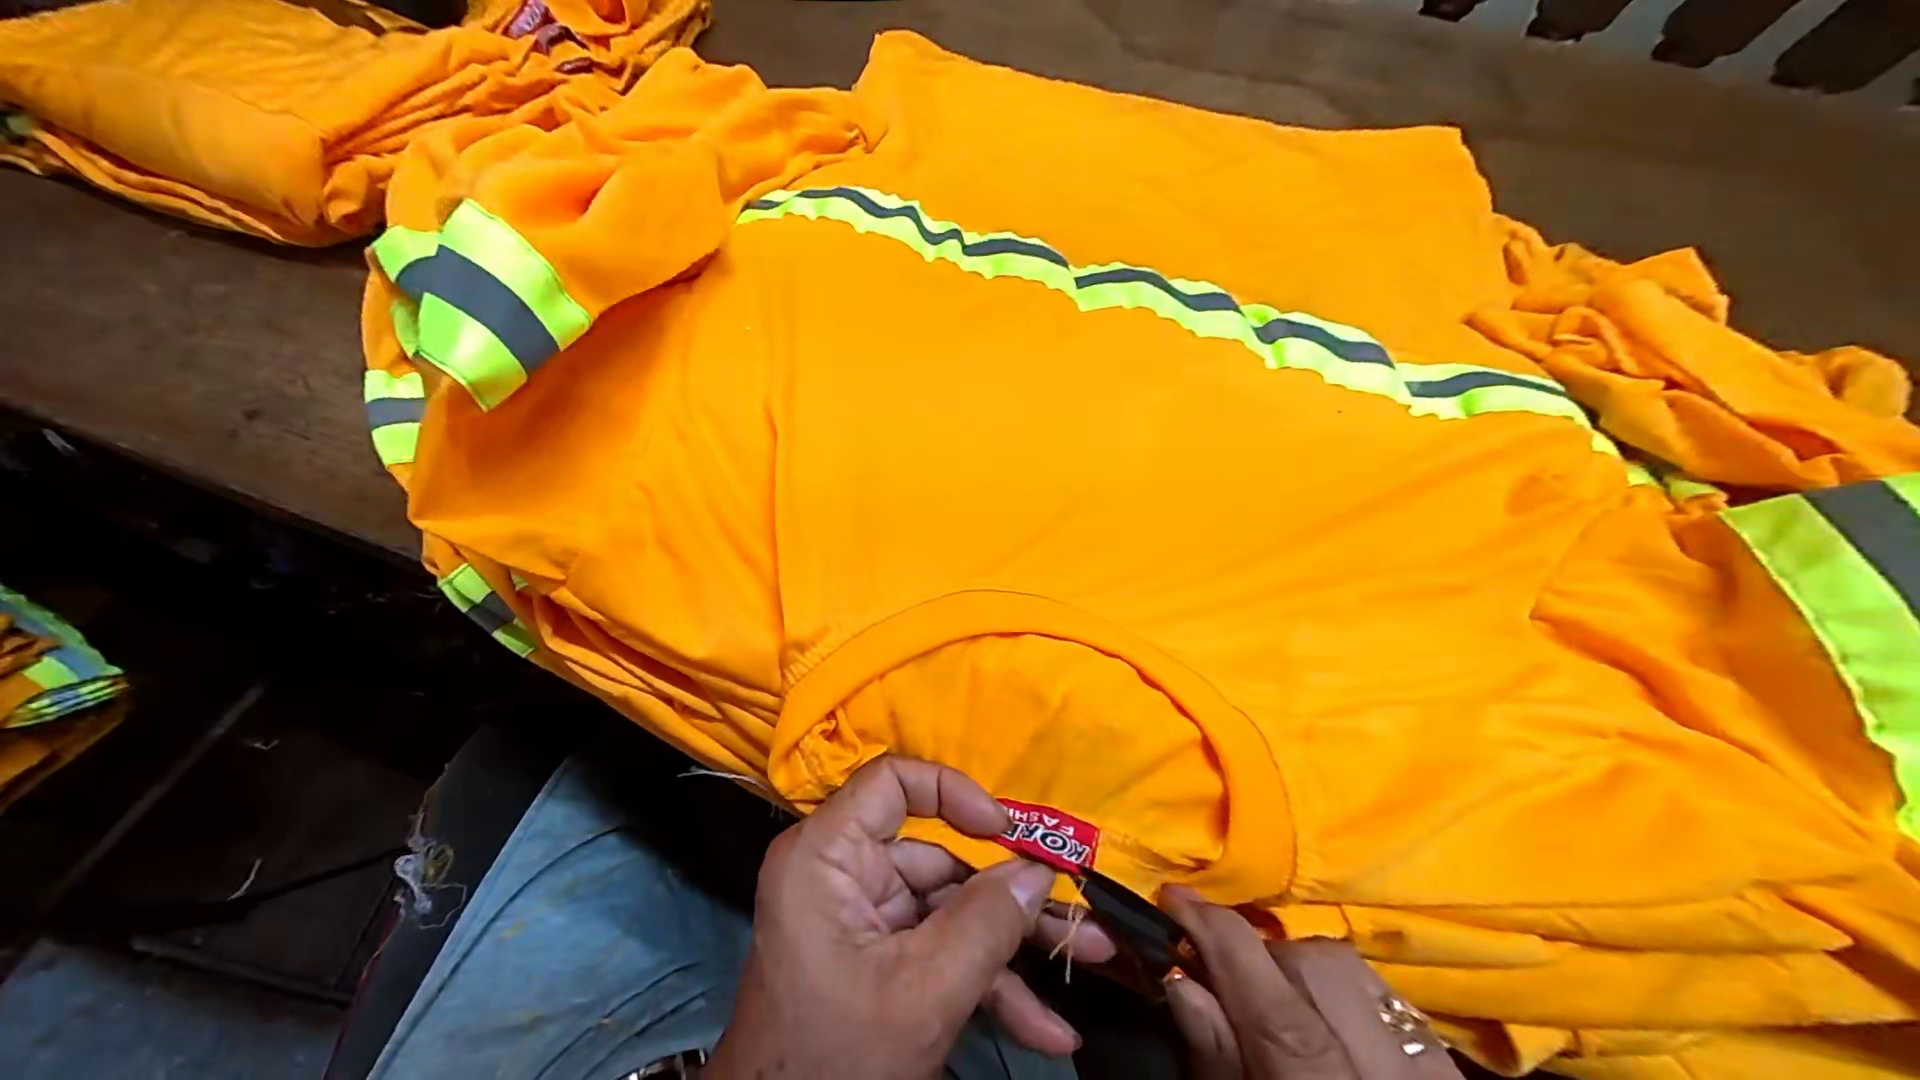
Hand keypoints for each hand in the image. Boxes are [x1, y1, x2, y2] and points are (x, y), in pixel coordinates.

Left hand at [706, 756, 1116, 1079]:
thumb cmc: (836, 1060)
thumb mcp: (922, 991)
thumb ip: (986, 924)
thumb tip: (1038, 873)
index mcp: (827, 856)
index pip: (892, 782)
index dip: (952, 791)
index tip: (1006, 829)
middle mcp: (844, 873)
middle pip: (938, 853)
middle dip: (1010, 889)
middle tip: (1073, 901)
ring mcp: (865, 916)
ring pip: (952, 905)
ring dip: (1015, 940)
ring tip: (1088, 951)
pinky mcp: (881, 955)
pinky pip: (941, 948)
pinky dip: (989, 981)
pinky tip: (1045, 1024)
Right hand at [1160, 887, 1462, 1079]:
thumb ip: (1221, 1066)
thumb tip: (1181, 980)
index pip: (1282, 1016)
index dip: (1222, 943)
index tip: (1175, 900)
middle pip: (1320, 972)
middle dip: (1257, 955)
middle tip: (1218, 973)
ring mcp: (1437, 1077)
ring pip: (1355, 972)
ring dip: (1297, 967)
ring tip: (1270, 995)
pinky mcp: (1451, 1070)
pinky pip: (1386, 996)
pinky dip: (1339, 988)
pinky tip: (1321, 1015)